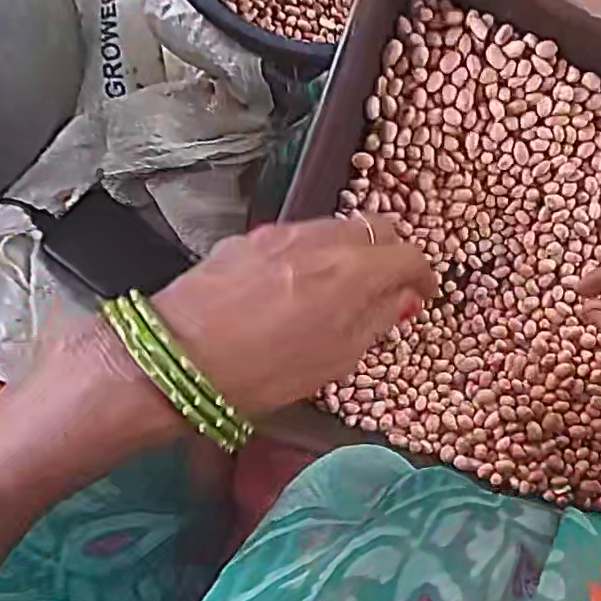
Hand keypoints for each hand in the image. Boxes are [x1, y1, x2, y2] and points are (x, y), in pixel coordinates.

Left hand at [145, 216, 435, 416]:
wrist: (176, 359)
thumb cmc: (264, 374)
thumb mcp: (336, 359)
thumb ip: (378, 319)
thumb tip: (405, 297)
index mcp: (350, 273)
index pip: (408, 254)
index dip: (424, 274)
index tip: (423, 292)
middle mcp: (320, 240)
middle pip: (377, 226)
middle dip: (392, 252)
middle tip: (389, 285)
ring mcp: (281, 233)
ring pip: (338, 226)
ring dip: (355, 249)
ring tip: (344, 286)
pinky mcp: (249, 237)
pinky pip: (300, 235)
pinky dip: (318, 251)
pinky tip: (299, 283)